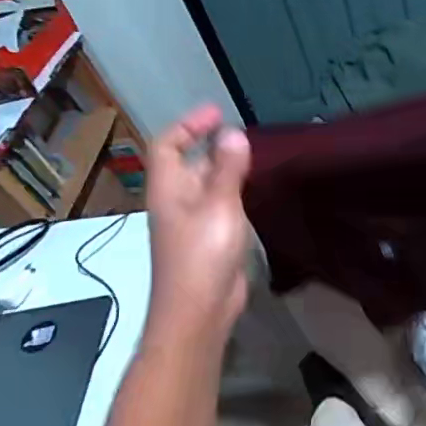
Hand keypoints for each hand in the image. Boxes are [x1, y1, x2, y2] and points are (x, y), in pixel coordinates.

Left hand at [145, 104, 252, 340]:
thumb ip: (227, 169)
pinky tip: (256, 192)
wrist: (199, 311)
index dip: (189, 125)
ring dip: (225, 168)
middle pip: (187, 163)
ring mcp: (191, 223)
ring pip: (205, 184)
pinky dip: (233, 191)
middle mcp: (176, 202)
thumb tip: (232, 133)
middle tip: (245, 135)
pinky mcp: (208, 240)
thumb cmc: (203, 256)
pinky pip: (218, 204)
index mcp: (169, 189)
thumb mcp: (219, 206)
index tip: (218, 113)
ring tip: (256, 157)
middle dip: (210, 144)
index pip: (168, 145)